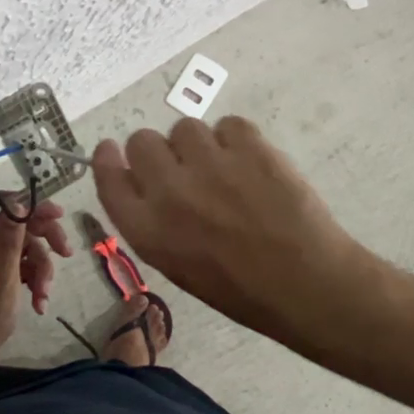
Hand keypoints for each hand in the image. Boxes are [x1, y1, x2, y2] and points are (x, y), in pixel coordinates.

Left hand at [0, 202, 71, 362]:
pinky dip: (32, 281)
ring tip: (43, 297)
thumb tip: (17, 203)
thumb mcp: (0, 283)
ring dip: (41, 270)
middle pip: (18, 227)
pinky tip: (38, 304)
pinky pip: (19, 267)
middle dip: (44, 242)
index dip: (32, 206)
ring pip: (24, 249)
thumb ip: (9, 244)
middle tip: (66, 254)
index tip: (59, 215)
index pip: (3, 208)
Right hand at [90, 117, 379, 346]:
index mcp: (146, 228)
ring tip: (223, 169)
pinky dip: (235, 140)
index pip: (108, 175)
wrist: (306, 284)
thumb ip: (150, 221)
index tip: (113, 151)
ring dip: (198, 145)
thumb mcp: (174, 264)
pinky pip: (227, 124)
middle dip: (158, 151)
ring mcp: (209, 165)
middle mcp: (168, 191)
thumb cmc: (238, 288)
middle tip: (183, 168)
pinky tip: (250, 164)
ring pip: (184, 128)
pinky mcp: (249, 148)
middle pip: (141, 141)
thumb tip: (144, 184)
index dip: (109, 159)